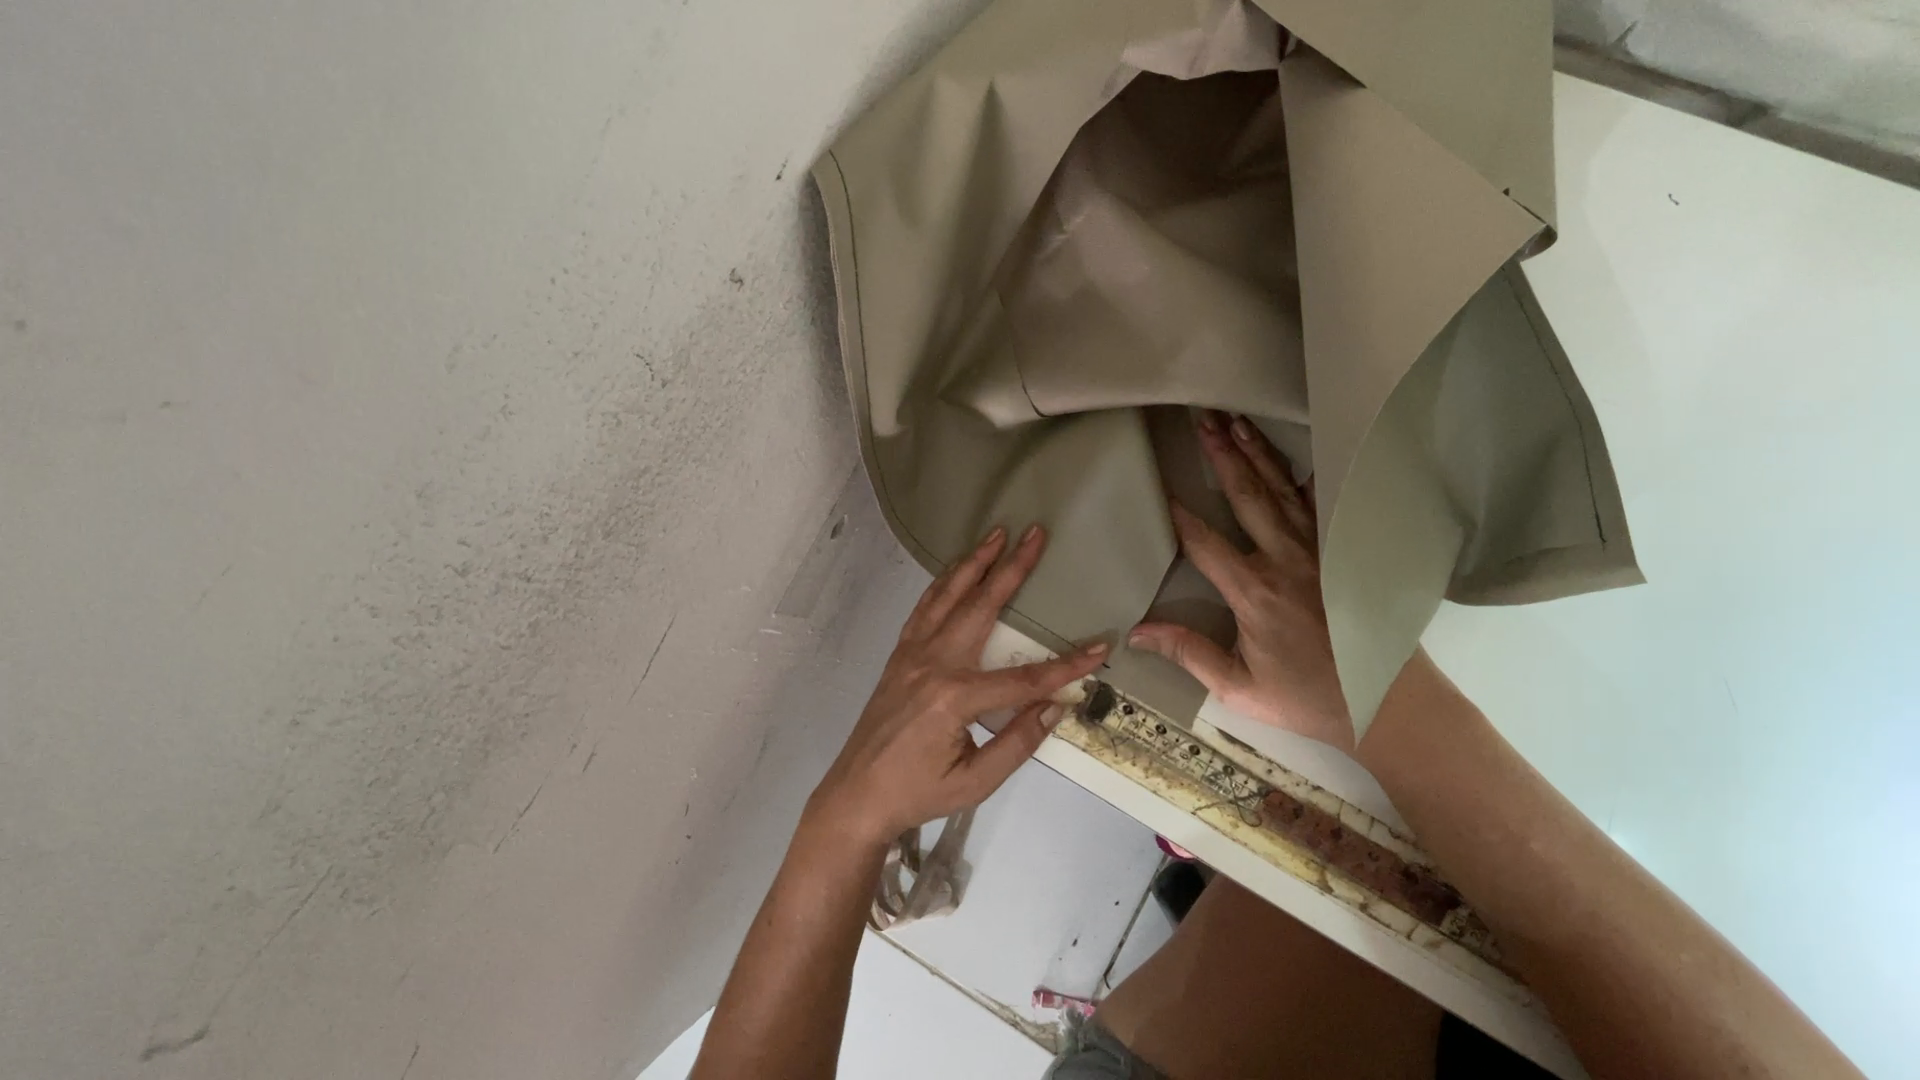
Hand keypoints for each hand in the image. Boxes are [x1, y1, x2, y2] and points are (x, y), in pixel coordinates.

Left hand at [806, 524, 1109, 848]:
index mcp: (955, 698)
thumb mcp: (975, 781)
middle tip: (1035, 534)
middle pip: (980, 607)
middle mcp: (932, 664)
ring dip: (973, 563)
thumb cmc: (918, 793)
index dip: (1066, 666)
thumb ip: (1018, 742)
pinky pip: (923, 610)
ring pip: (946, 597)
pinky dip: (941, 585)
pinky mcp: (899, 657)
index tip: (1099, 648)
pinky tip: (954, 572)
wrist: (856, 796)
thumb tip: (1056, 705)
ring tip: (996, 534)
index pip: (1024, 678)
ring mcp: (911, 655)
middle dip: (1011, 568)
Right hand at [1127, 411, 1353, 750]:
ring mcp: (1319, 553)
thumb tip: (1138, 632)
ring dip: (1259, 455)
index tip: (1160, 483)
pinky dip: (1311, 479)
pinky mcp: (1343, 556)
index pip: (1204, 541)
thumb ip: (1188, 653)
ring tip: (1238, 423)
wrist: (1386, 703)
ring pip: (1283, 492)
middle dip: (1222, 456)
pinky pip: (1323, 507)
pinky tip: (1302, 457)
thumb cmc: (1306, 699)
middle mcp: (1285, 560)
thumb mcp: (1238, 688)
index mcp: (1253, 592)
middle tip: (1204, 419)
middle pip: (1246, 497)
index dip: (1179, 512)